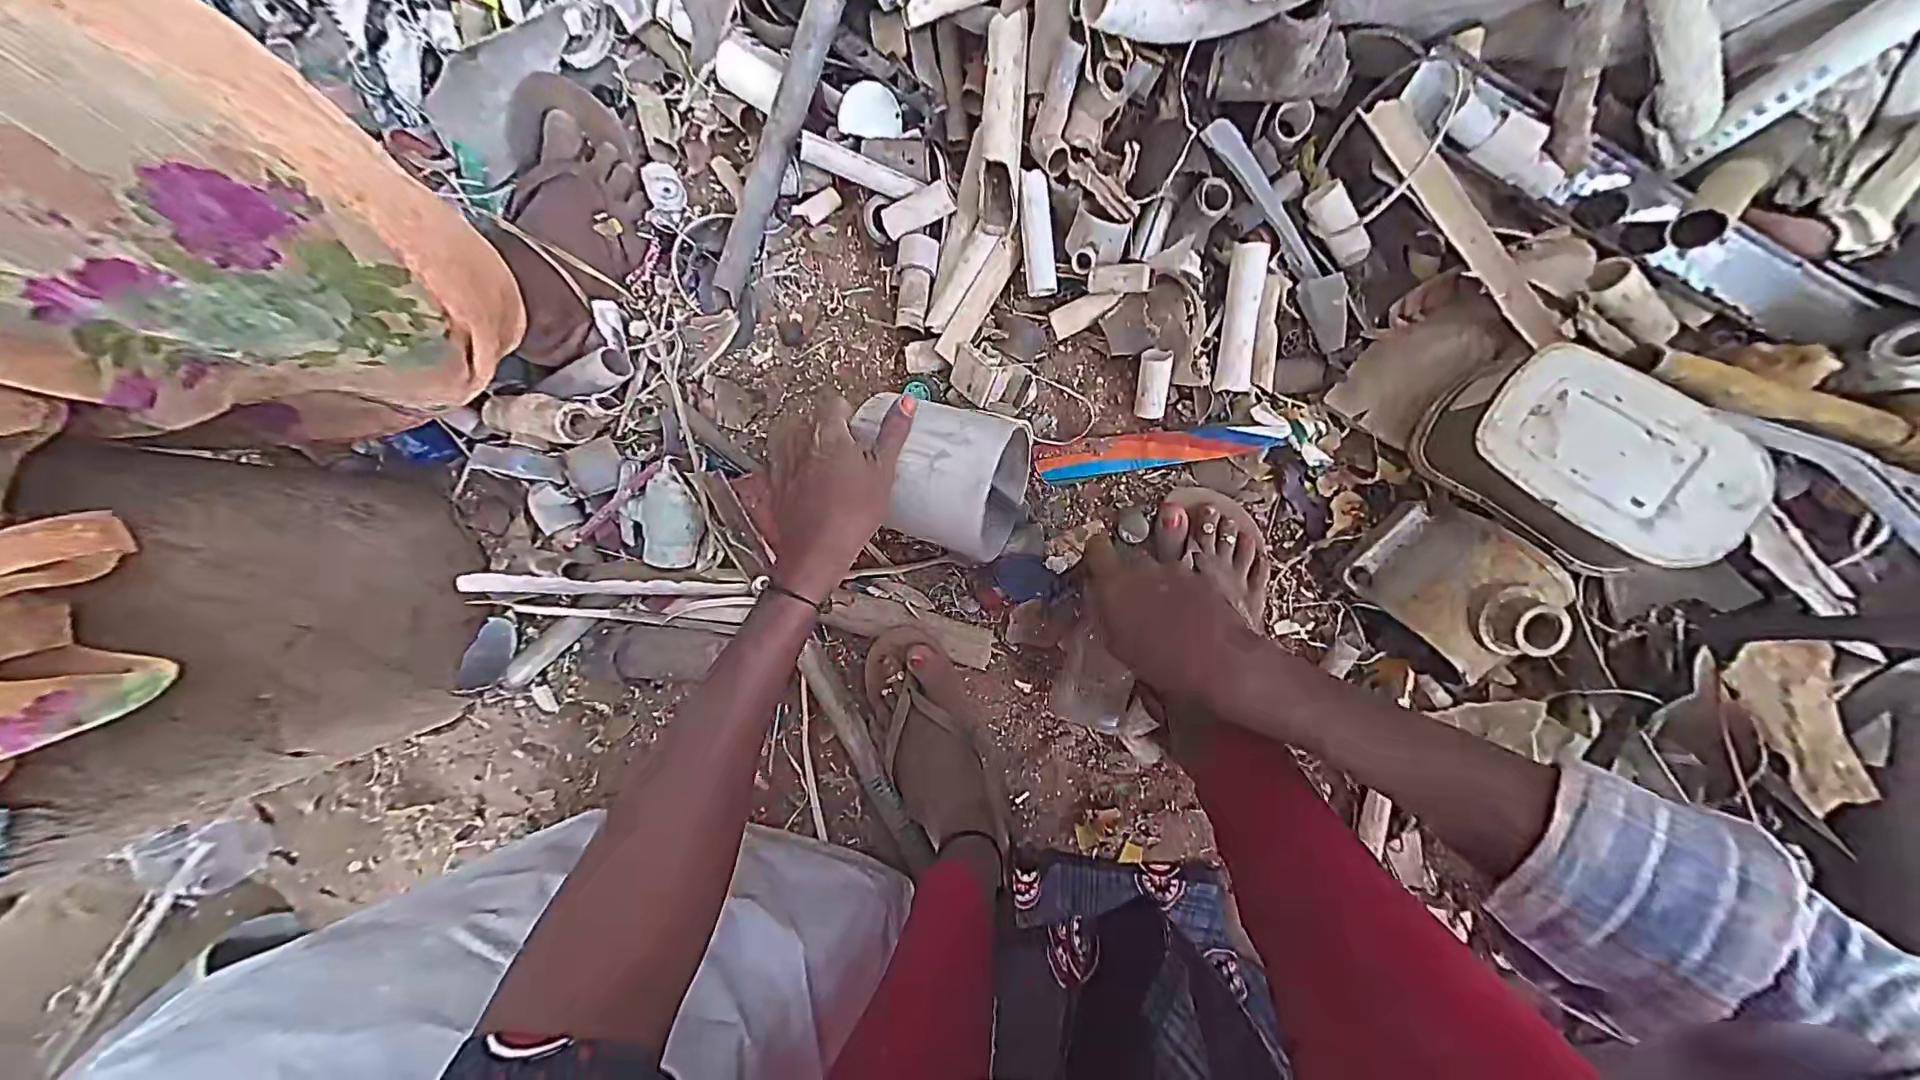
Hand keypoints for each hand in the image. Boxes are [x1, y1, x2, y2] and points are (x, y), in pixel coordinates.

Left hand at [768, 392, 913, 600]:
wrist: (817, 552)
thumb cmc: (851, 515)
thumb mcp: (883, 471)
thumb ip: (893, 433)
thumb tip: (907, 403)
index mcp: (829, 433)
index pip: (836, 405)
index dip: (851, 416)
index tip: (859, 431)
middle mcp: (800, 443)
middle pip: (815, 423)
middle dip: (831, 433)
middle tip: (850, 456)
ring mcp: (783, 463)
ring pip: (797, 442)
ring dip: (811, 450)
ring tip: (831, 472)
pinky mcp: (773, 486)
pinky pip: (783, 466)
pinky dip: (795, 471)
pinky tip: (811, 489)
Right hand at [1080, 536, 1261, 709]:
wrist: (1218, 663)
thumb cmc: (1160, 663)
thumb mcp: (1116, 643)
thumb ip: (1102, 612)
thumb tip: (1097, 597)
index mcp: (1116, 581)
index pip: (1098, 548)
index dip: (1096, 554)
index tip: (1097, 565)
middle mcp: (1145, 567)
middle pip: (1130, 559)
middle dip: (1129, 575)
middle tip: (1131, 600)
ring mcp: (1177, 569)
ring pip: (1160, 569)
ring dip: (1159, 583)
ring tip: (1164, 612)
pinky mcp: (1204, 577)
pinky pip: (1185, 578)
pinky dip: (1183, 591)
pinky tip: (1187, 616)